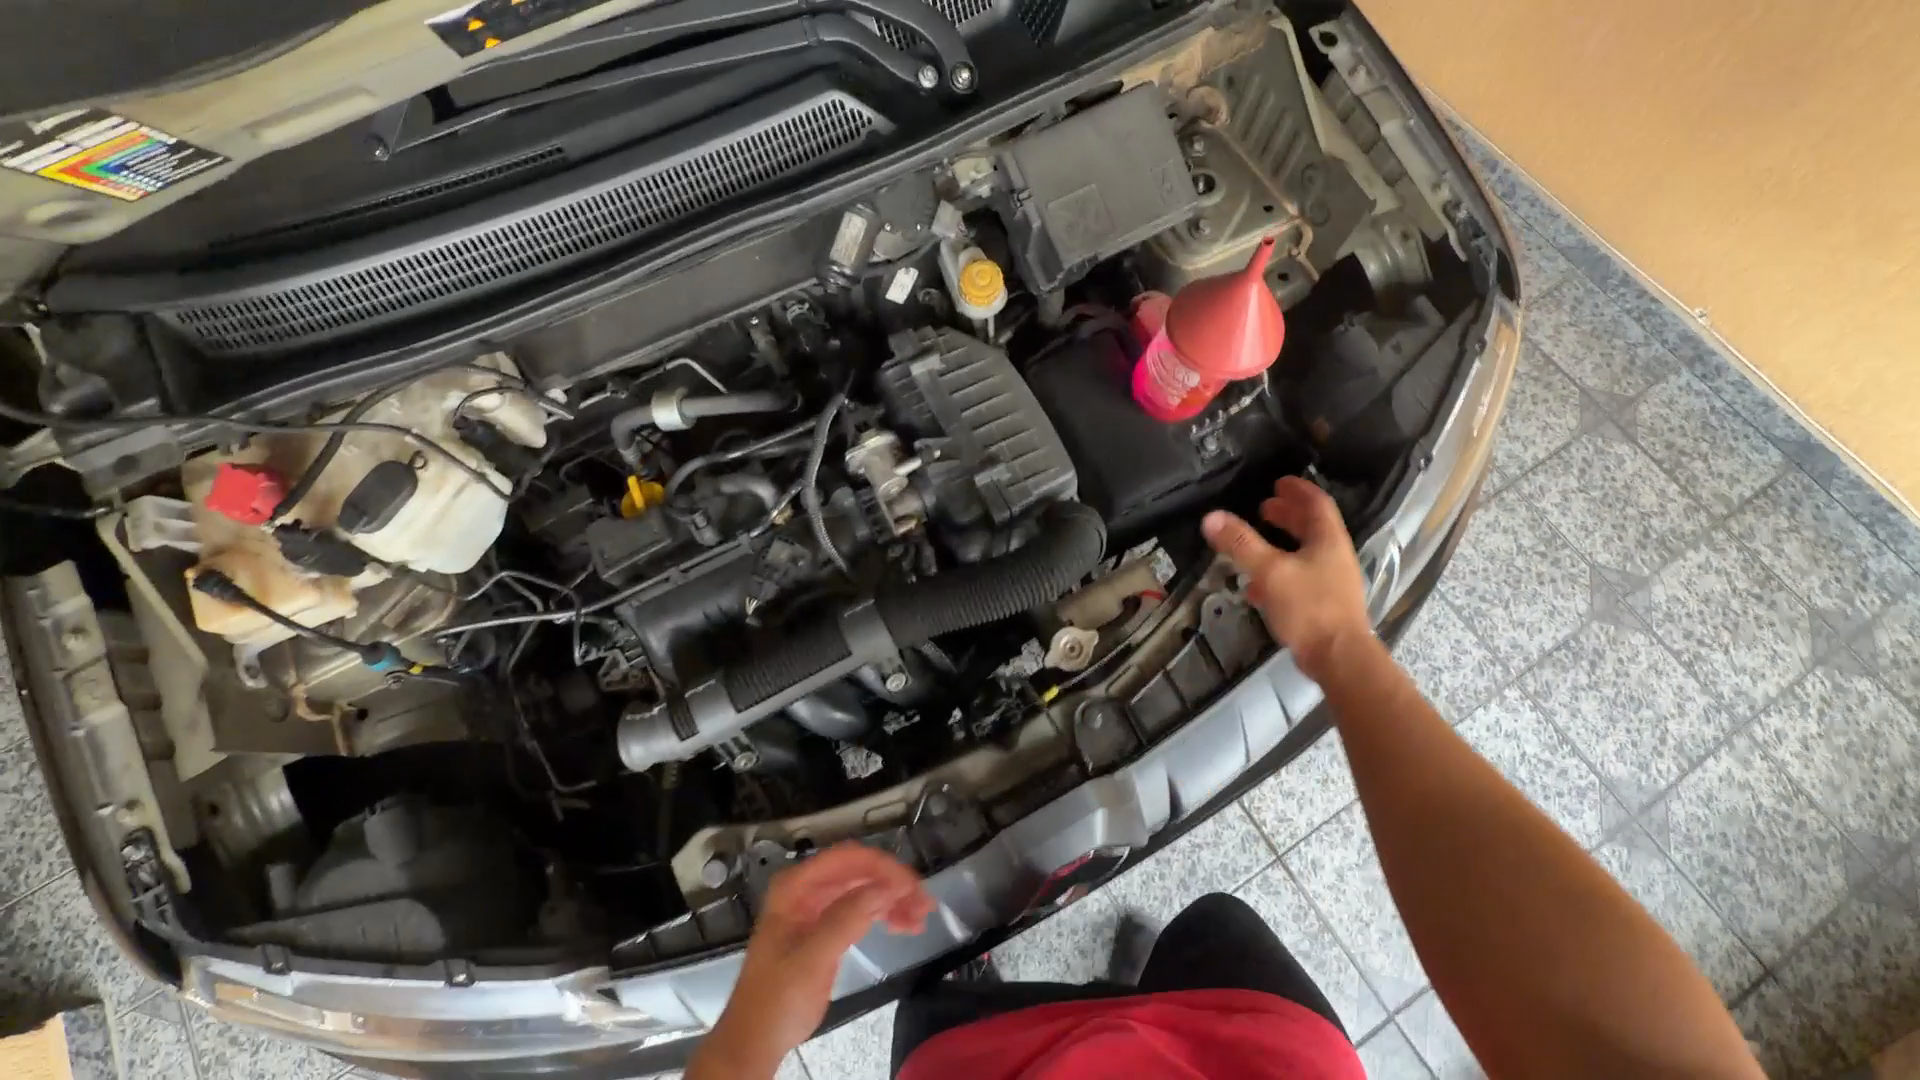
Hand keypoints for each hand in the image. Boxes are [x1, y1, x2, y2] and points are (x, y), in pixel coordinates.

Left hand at [689, 844, 932, 1079]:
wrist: (756, 1040)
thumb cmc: (776, 999)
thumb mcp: (811, 959)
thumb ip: (846, 919)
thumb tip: (885, 887)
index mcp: (795, 887)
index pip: (847, 859)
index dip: (882, 868)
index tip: (910, 886)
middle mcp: (807, 889)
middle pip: (859, 872)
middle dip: (893, 884)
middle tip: (923, 903)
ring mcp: (817, 908)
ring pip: (864, 890)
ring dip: (893, 900)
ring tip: (920, 917)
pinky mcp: (827, 929)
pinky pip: (861, 910)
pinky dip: (884, 914)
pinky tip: (904, 924)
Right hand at [1202, 476, 1373, 680]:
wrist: (1338, 657)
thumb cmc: (1309, 608)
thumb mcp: (1270, 571)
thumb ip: (1241, 544)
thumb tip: (1211, 517)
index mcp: (1327, 540)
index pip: (1316, 503)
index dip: (1297, 490)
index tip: (1279, 481)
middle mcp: (1333, 556)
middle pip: (1312, 527)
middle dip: (1287, 515)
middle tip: (1264, 507)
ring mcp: (1330, 582)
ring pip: (1305, 553)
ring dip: (1282, 543)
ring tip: (1256, 541)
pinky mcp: (1322, 605)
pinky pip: (1298, 579)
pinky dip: (1278, 573)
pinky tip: (1256, 586)